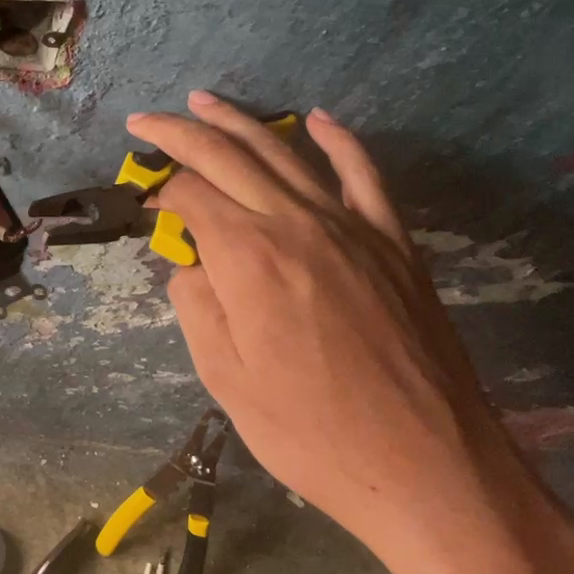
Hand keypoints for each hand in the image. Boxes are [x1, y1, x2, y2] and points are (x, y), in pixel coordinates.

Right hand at [134, 91, 573, 573]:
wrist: (432, 472)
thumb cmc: (312, 431)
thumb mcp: (223, 377)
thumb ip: (195, 304)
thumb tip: (194, 264)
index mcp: (246, 255)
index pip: (188, 194)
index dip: (156, 191)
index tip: (141, 204)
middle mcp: (294, 223)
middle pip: (225, 155)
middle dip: (176, 133)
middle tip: (144, 122)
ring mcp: (351, 227)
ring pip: (284, 152)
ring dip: (237, 121)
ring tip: (202, 101)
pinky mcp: (394, 243)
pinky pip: (364, 175)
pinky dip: (339, 141)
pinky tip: (318, 118)